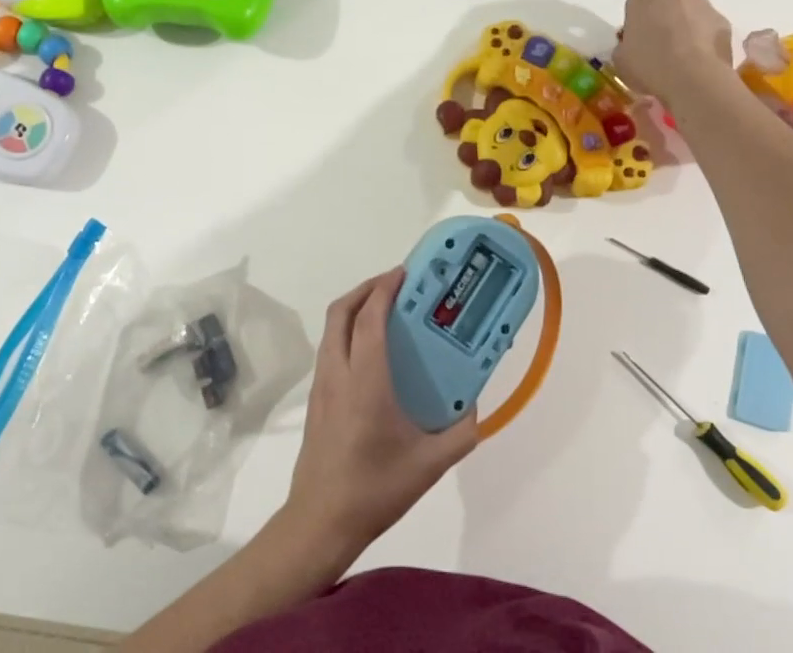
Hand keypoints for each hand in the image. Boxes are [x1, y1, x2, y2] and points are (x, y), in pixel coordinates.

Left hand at [284, 267, 477, 550]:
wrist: (321, 520)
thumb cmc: (376, 488)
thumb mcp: (431, 463)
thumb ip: (461, 432)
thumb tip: (476, 405)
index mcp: (365, 381)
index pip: (369, 318)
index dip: (385, 289)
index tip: (406, 273)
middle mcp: (337, 374)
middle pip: (341, 312)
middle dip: (367, 288)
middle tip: (398, 284)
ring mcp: (322, 386)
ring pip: (331, 329)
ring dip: (355, 309)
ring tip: (388, 310)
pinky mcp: (316, 400)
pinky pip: (330, 349)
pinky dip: (348, 332)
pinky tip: (374, 351)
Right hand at [613, 0, 736, 101]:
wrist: (693, 78)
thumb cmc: (649, 66)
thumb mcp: (620, 61)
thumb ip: (624, 47)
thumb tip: (633, 47)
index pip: (635, 5)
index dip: (636, 25)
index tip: (637, 45)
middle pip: (665, 4)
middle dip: (663, 21)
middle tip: (659, 50)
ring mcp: (702, 4)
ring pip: (689, 14)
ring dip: (685, 29)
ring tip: (683, 60)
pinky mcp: (724, 21)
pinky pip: (709, 29)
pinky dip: (704, 41)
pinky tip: (700, 63)